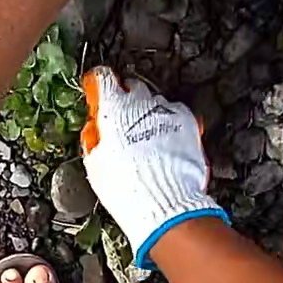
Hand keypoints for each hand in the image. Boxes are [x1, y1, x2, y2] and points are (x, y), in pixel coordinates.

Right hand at [80, 68, 228, 268]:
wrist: (163, 203)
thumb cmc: (127, 189)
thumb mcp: (95, 164)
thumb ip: (94, 137)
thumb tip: (95, 128)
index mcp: (114, 109)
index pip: (102, 78)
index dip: (97, 85)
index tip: (96, 91)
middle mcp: (143, 103)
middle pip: (131, 87)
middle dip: (124, 102)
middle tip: (119, 126)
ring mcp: (167, 111)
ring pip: (154, 102)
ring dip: (147, 115)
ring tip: (143, 144)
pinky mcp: (189, 122)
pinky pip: (175, 114)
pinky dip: (168, 125)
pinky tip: (163, 145)